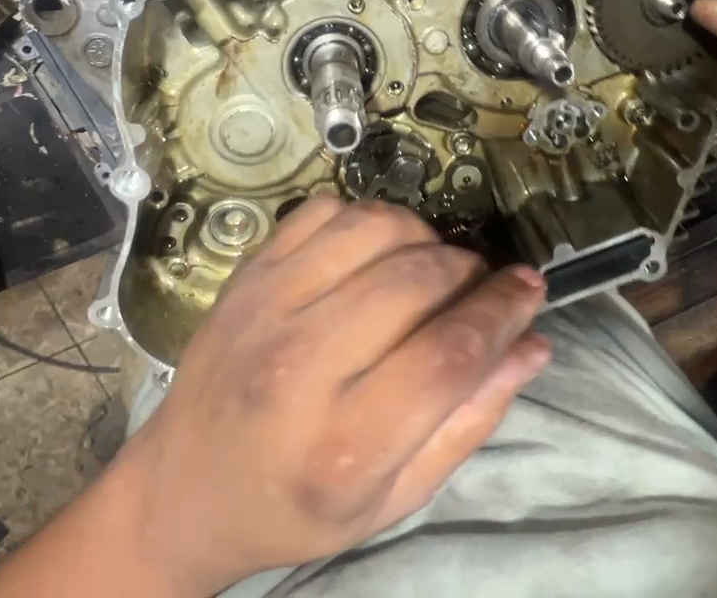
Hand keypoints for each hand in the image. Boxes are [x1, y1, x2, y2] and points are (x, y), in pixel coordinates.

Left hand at [106, 198, 551, 593]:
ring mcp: (266, 306)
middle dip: (472, 273)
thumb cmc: (296, 505)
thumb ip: (469, 423)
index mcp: (342, 446)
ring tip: (433, 268)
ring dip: (424, 238)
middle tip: (485, 286)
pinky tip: (376, 253)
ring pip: (374, 230)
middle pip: (416, 281)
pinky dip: (368, 219)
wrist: (185, 487)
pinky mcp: (247, 272)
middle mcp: (299, 366)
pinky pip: (324, 211)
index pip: (447, 354)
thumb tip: (531, 344)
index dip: (503, 313)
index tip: (530, 291)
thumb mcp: (394, 498)